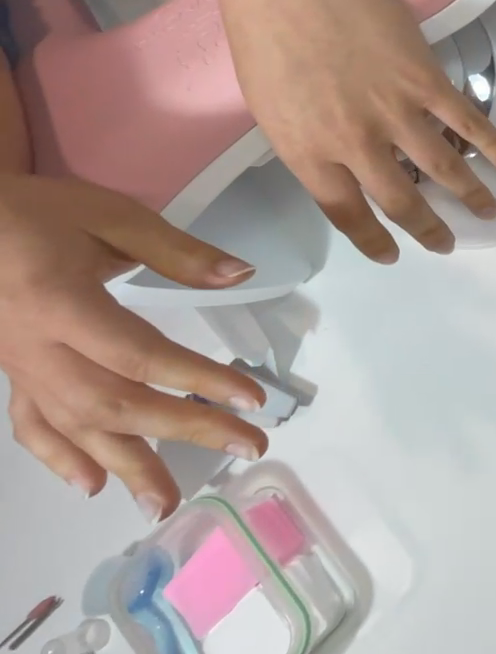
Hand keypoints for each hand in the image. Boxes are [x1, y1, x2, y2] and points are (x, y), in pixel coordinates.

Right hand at [0, 174, 269, 518]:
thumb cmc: (32, 212)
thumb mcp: (110, 216)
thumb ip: (177, 250)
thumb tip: (242, 274)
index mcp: (62, 308)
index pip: (141, 356)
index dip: (198, 381)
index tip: (253, 400)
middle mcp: (35, 350)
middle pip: (114, 402)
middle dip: (185, 430)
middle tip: (248, 447)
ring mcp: (15, 367)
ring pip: (74, 425)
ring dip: (125, 464)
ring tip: (167, 501)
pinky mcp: (7, 370)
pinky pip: (32, 423)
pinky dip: (61, 455)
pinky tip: (91, 482)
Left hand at [215, 0, 495, 262]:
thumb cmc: (269, 38)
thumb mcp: (272, 106)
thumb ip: (311, 142)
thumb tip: (353, 163)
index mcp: (305, 150)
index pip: (345, 212)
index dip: (372, 239)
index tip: (392, 256)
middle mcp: (354, 141)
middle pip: (401, 200)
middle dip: (428, 229)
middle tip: (447, 245)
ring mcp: (396, 112)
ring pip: (442, 169)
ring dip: (471, 196)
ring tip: (489, 213)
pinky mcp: (428, 84)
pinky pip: (468, 124)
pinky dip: (495, 148)